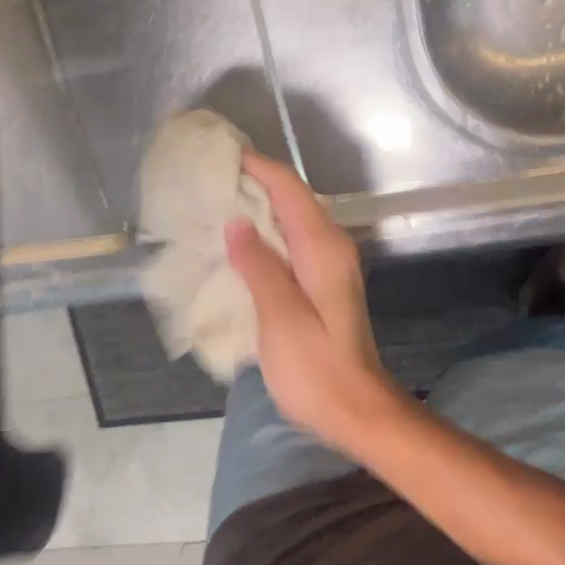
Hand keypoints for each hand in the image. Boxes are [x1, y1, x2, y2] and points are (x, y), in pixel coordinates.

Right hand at [224, 153, 402, 448]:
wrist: (356, 409)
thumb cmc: (316, 368)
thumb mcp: (280, 317)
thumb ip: (258, 266)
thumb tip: (236, 223)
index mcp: (322, 248)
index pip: (289, 189)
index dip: (257, 167)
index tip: (219, 155)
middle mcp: (331, 248)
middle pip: (293, 199)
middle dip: (254, 184)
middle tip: (208, 179)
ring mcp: (330, 267)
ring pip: (292, 222)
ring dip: (258, 210)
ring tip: (214, 206)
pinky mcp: (324, 286)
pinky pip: (292, 245)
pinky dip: (265, 237)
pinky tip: (238, 248)